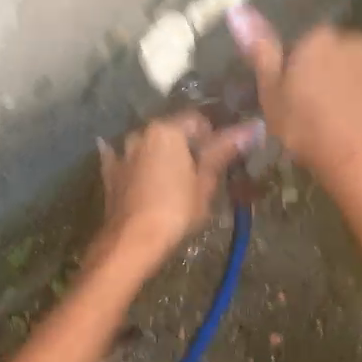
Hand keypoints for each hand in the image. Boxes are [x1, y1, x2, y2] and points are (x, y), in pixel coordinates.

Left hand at [93, 112, 259, 269]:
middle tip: (199, 174)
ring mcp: (121, 153)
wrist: (132, 240)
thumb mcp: (205, 182)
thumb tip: (253, 127)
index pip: (198, 121)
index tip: (219, 160)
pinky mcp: (108, 174)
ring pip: (147, 146)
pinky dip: (133, 165)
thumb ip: (223, 151)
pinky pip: (124, 162)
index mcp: (167, 130)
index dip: (212, 137)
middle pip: (170, 132)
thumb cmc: (176, 210)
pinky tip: (136, 171)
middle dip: (185, 146)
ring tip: (173, 181)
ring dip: (159, 155)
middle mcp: (140, 134)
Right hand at [228, 5, 361, 202]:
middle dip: (315, 75)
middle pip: (326, 54)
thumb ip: (259, 50)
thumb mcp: (271, 92)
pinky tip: (349, 128)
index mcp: (319, 38)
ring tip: (326, 123)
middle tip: (300, 112)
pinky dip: (359, 103)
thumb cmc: (307, 127)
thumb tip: (236, 9)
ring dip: (339, 89)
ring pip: (349, 72)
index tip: (283, 97)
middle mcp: (353, 42)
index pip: (298, 43)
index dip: (288, 71)